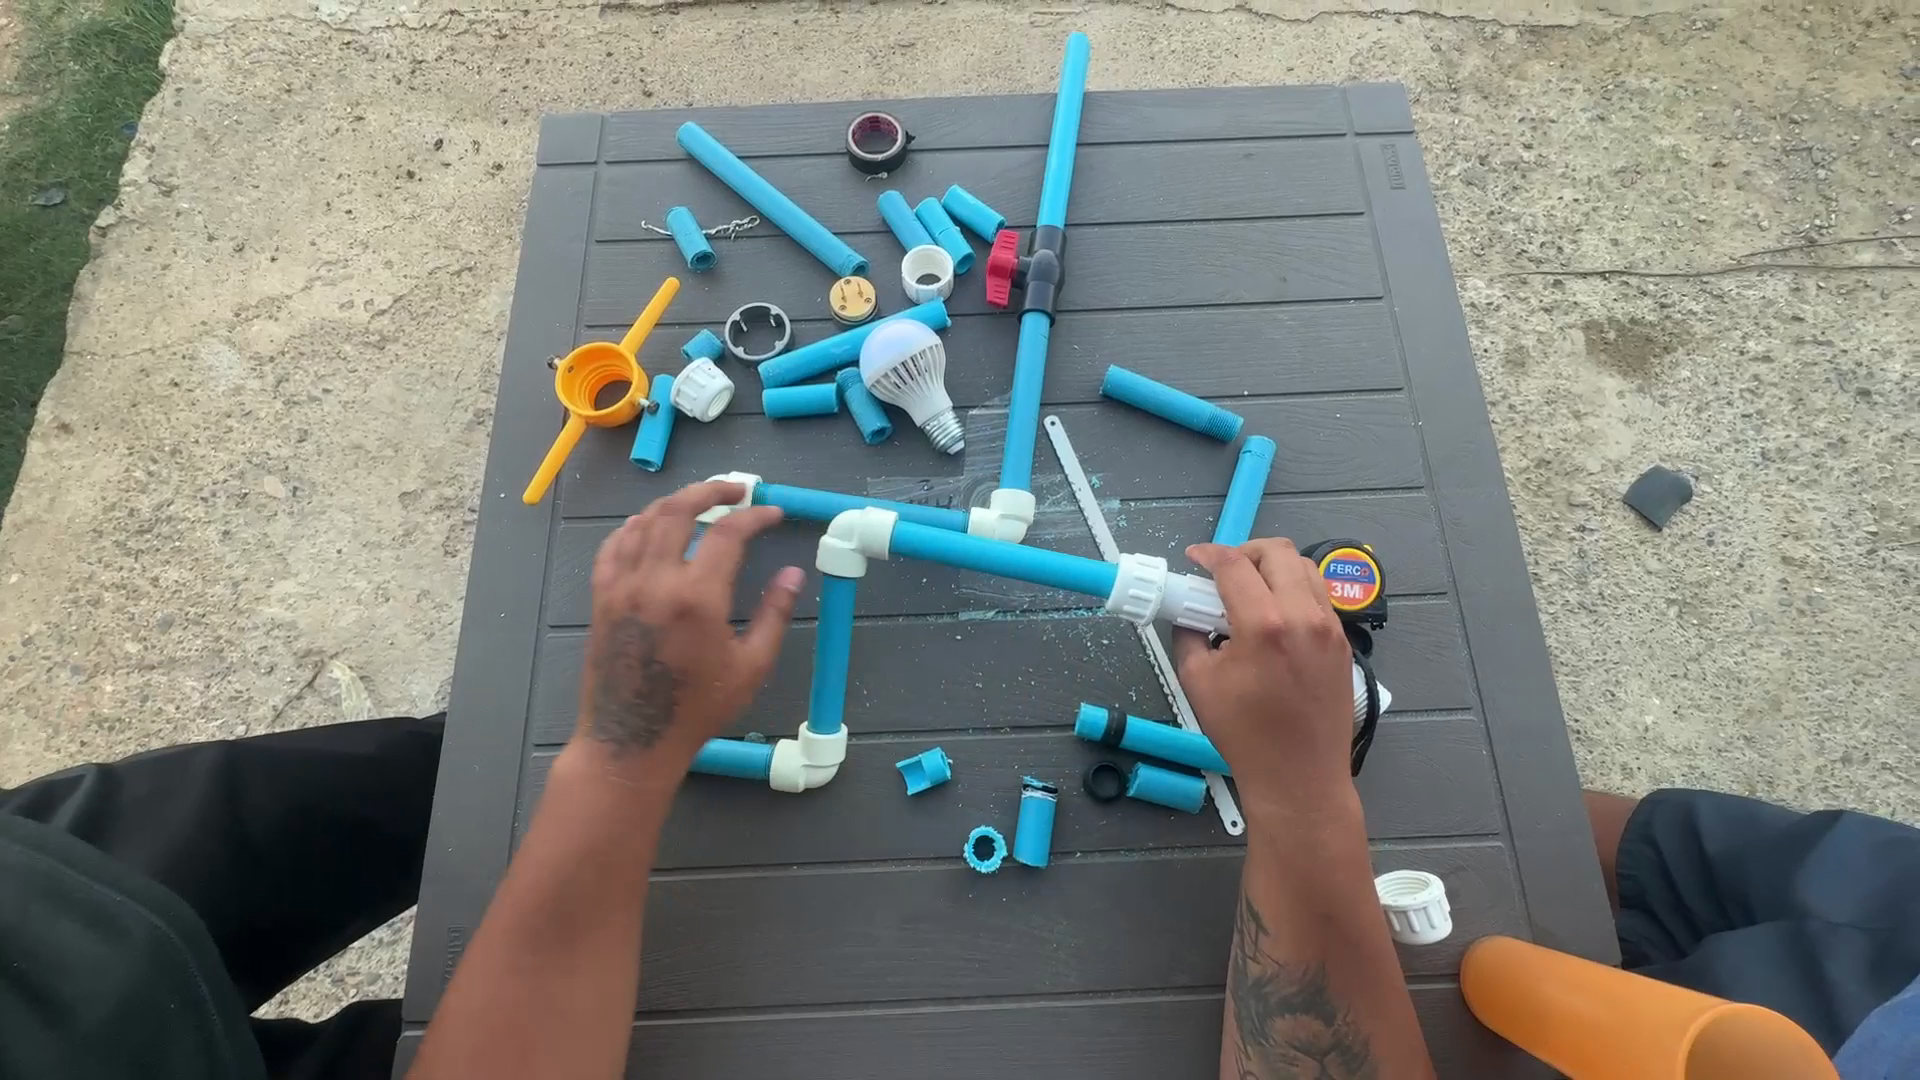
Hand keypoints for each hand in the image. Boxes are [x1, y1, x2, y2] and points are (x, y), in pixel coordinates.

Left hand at [572, 481, 804, 776]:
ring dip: (675, 503)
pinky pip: (613, 547)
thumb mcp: (751, 665)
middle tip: (736, 489)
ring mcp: (621, 587)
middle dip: (711, 491)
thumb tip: (793, 574)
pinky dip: (634, 527)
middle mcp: (655, 581)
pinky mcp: (601, 598)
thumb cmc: (698, 708)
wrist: (632, 741)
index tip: (773, 514)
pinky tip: (650, 526)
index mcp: (697, 597)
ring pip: (644, 522)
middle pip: (679, 511)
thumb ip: (774, 614)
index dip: (755, 516)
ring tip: (699, 502)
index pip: (728, 533)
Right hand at [1173, 538, 1355, 807]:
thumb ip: (1189, 634)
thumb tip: (1190, 612)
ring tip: (1249, 591)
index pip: (1233, 564)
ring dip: (1272, 568)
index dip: (1208, 553)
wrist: (1299, 776)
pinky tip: (1273, 616)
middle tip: (1222, 572)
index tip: (1194, 558)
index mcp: (1263, 625)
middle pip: (1277, 551)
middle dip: (1244, 552)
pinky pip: (1318, 596)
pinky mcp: (1342, 643)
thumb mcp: (1197, 679)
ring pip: (1304, 568)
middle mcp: (1303, 617)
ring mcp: (1330, 629)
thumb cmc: (1243, 732)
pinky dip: (1293, 591)